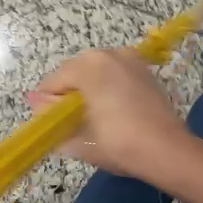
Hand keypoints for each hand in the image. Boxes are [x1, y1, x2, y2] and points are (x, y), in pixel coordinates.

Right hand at [27, 48, 192, 181]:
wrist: (167, 149)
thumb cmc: (119, 143)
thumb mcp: (78, 138)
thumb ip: (52, 118)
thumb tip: (35, 103)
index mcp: (89, 66)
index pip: (54, 80)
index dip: (47, 102)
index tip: (50, 124)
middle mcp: (109, 53)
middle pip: (76, 70)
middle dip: (69, 92)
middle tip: (70, 122)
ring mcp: (130, 58)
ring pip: (97, 69)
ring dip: (89, 87)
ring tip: (91, 116)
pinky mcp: (145, 68)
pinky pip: (116, 72)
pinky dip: (108, 84)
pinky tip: (112, 108)